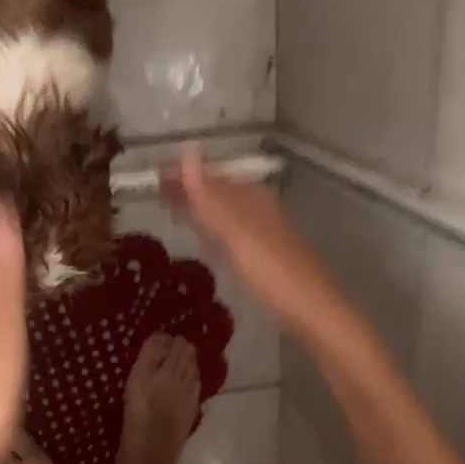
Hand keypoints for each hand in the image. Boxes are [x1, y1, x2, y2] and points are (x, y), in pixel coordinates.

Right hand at [160, 146, 352, 338]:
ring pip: (225, 214)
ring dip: (199, 210)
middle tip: (155, 192)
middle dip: (189, 191)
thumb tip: (186, 150)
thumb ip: (209, 197)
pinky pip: (232, 235)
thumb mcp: (235, 232)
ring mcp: (264, 235)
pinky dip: (214, 232)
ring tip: (171, 211)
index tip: (153, 173)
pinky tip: (206, 241)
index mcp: (252, 199)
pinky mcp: (265, 259)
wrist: (312, 313)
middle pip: (218, 193)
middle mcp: (259, 210)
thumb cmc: (272, 272)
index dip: (182, 174)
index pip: (210, 177)